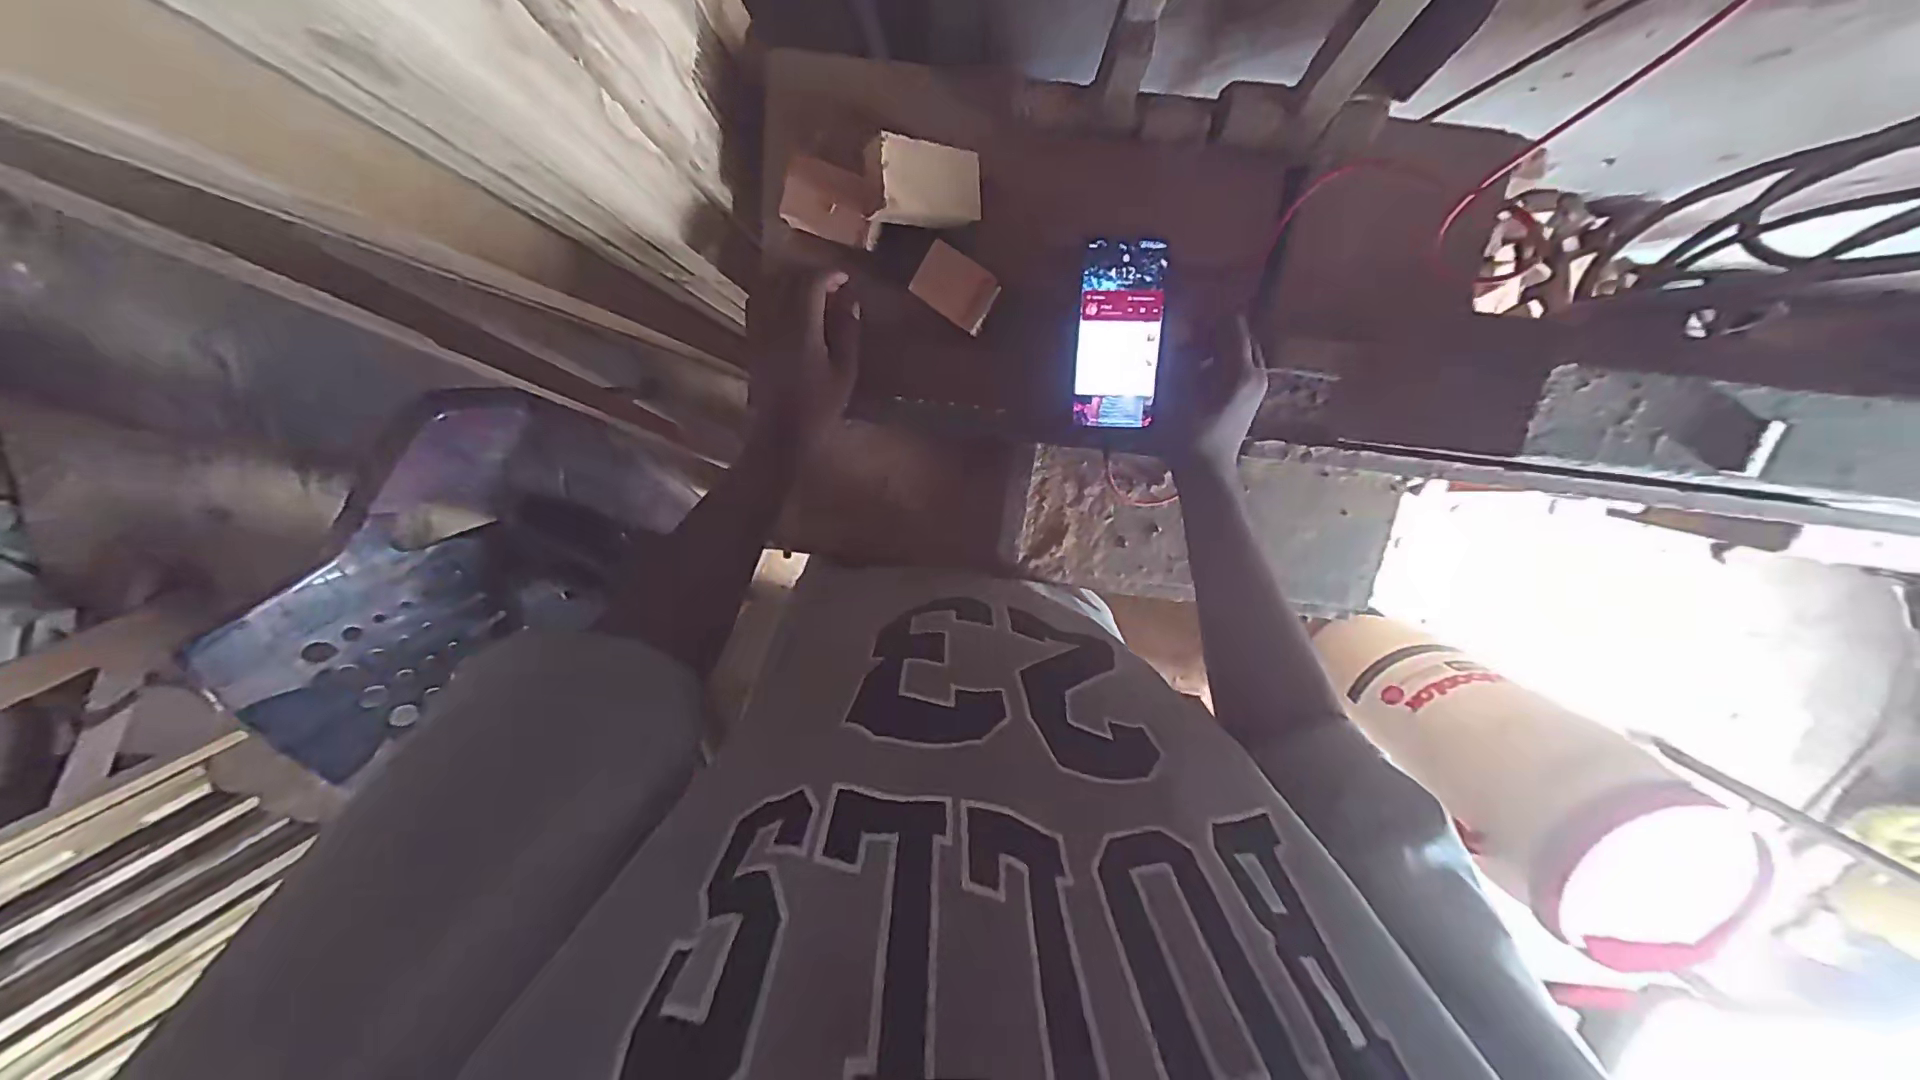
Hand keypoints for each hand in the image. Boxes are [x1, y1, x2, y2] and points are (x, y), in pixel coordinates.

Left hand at [746, 268, 859, 453]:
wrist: (783, 431)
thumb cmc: (821, 405)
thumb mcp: (844, 370)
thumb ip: (847, 330)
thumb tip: (849, 299)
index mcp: (801, 328)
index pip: (810, 283)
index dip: (829, 274)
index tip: (846, 278)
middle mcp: (775, 322)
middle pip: (788, 280)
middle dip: (812, 275)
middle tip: (834, 285)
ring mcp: (759, 330)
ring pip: (771, 288)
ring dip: (792, 283)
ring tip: (814, 294)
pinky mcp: (752, 340)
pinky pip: (760, 304)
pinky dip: (777, 296)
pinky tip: (792, 308)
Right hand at [1156, 314, 1265, 477]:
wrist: (1207, 470)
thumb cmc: (1190, 435)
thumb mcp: (1180, 392)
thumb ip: (1183, 359)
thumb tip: (1181, 333)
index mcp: (1242, 371)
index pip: (1235, 326)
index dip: (1211, 319)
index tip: (1190, 320)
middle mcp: (1257, 375)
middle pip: (1241, 338)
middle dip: (1216, 334)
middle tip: (1189, 339)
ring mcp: (1256, 388)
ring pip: (1240, 354)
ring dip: (1217, 350)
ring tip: (1191, 359)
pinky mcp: (1250, 399)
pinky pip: (1238, 370)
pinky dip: (1221, 366)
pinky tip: (1199, 377)